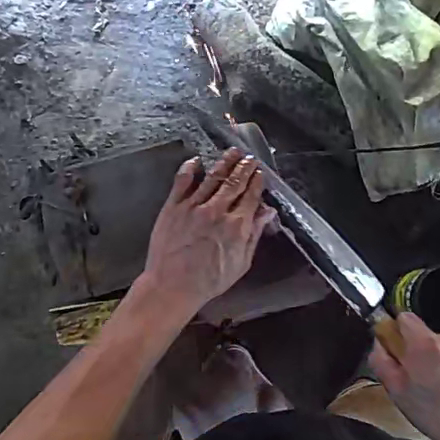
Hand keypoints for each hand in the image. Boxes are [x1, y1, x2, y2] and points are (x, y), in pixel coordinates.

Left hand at [140, 150, 274, 316]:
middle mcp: (217, 211)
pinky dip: (190, 168)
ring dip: (225, 162)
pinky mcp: (173, 207)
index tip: (260, 174)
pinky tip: (196, 161)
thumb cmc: (209, 280)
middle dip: (245, 167)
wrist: (172, 286)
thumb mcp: (242, 262)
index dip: (258, 181)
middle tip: (250, 158)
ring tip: (232, 152)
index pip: (251, 195)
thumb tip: (267, 213)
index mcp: (237, 225)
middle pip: (235, 181)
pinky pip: (182, 181)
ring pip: (213, 177)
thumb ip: (255, 235)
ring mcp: (193, 207)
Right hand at [369, 313, 439, 439]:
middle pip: (427, 337)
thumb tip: (378, 346)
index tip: (397, 348)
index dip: (398, 332)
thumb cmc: (437, 415)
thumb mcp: (396, 392)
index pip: (405, 318)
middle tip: (419, 380)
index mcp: (424, 344)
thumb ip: (381, 362)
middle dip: (421, 353)